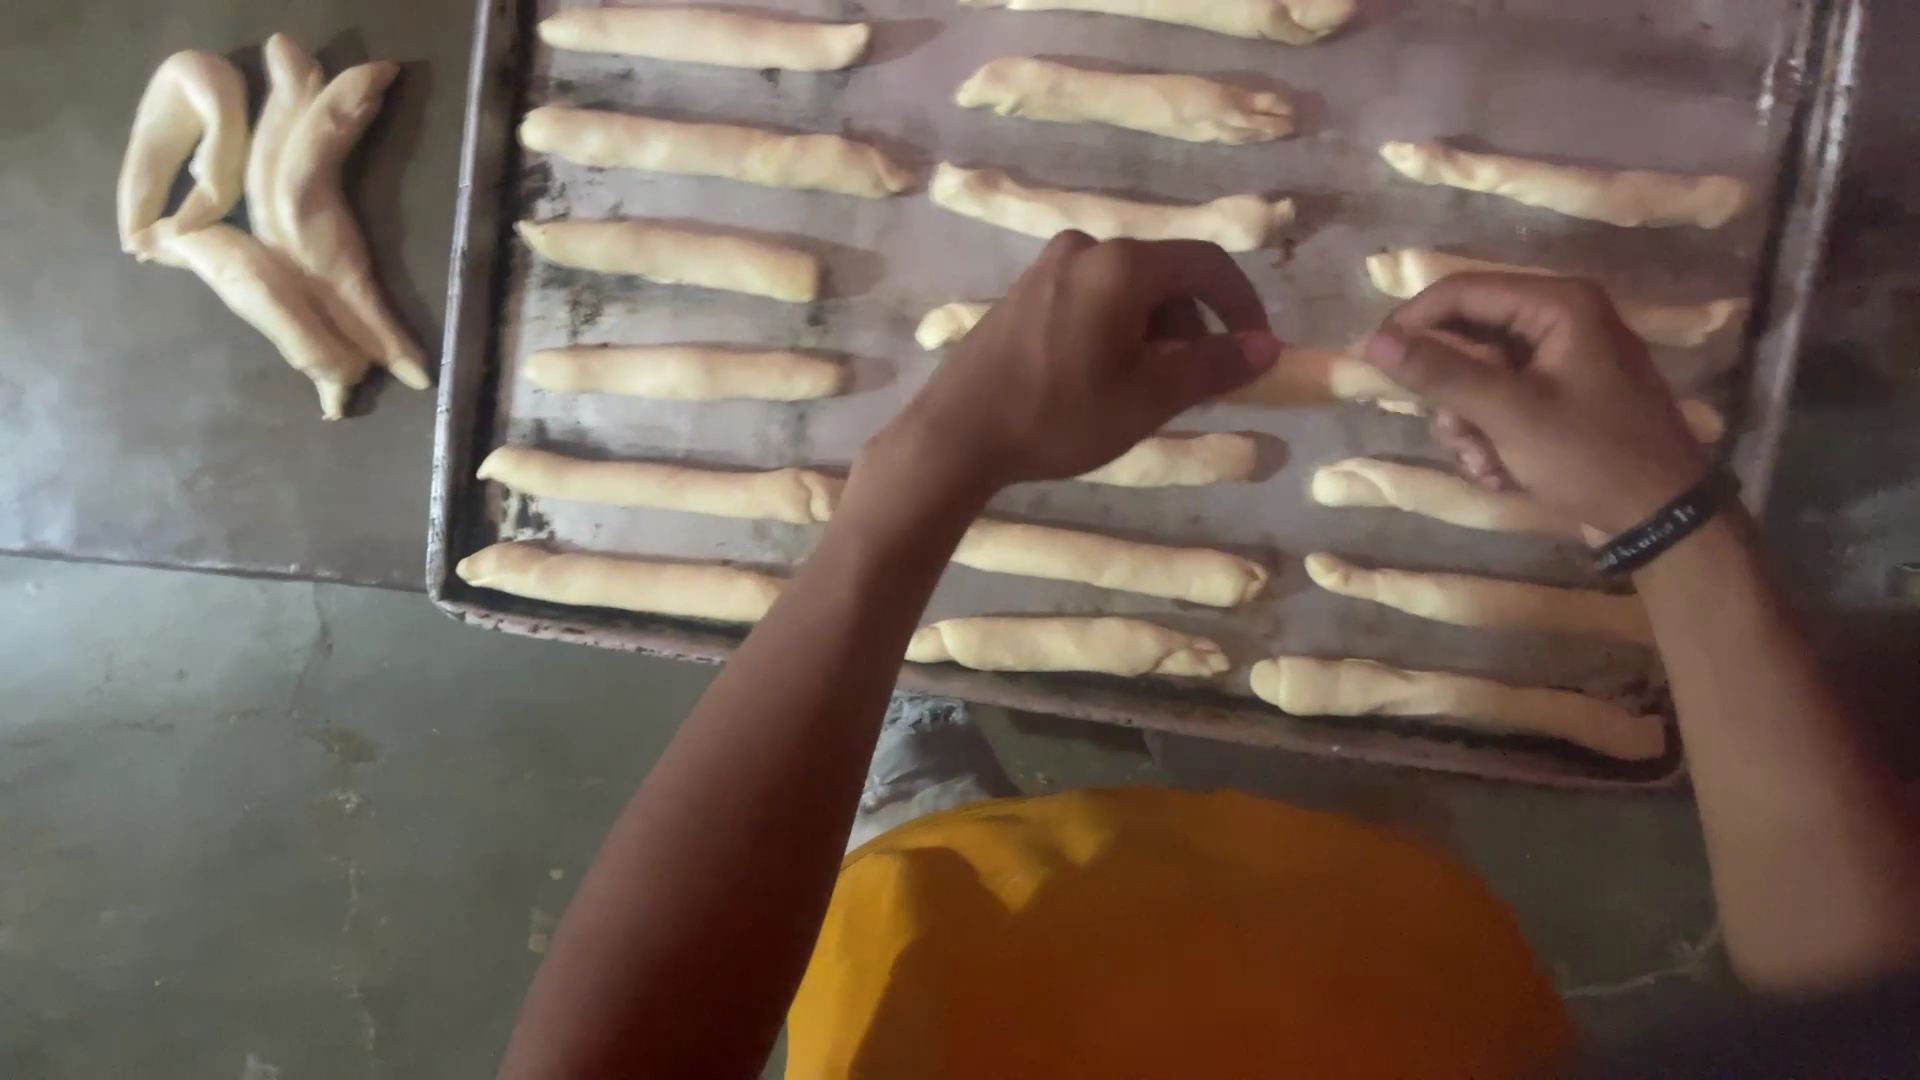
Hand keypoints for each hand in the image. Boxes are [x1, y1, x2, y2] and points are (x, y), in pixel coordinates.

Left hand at [869, 232, 1281, 493]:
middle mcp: (1082, 250)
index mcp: (1120, 264)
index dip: (1242, 306)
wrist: (956, 435)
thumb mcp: (1147, 399)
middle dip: (1188, 329)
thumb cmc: (1057, 417)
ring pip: (1124, 293)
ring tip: (1135, 392)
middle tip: (1185, 387)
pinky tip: (1094, 380)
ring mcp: (1044, 270)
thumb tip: (1266, 347)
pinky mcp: (1019, 296)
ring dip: (1148, 336)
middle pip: (1163, 279)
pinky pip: (1086, 302)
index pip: (1207, 264)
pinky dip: (1110, 333)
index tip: (1254, 350)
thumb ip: (1213, 367)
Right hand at [1361, 274, 1709, 533]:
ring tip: (1483, 458)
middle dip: (1445, 392)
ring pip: (1466, 376)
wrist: (1657, 514)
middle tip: (1449, 429)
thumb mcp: (1508, 413)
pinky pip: (1486, 400)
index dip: (1408, 324)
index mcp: (1557, 305)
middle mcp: (1554, 319)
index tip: (1370, 363)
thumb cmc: (1590, 455)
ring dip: (1461, 423)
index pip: (1458, 293)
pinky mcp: (1547, 391)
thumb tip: (1371, 342)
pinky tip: (1497, 466)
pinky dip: (1480, 435)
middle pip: (1459, 336)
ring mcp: (1551, 358)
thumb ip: (1439, 373)